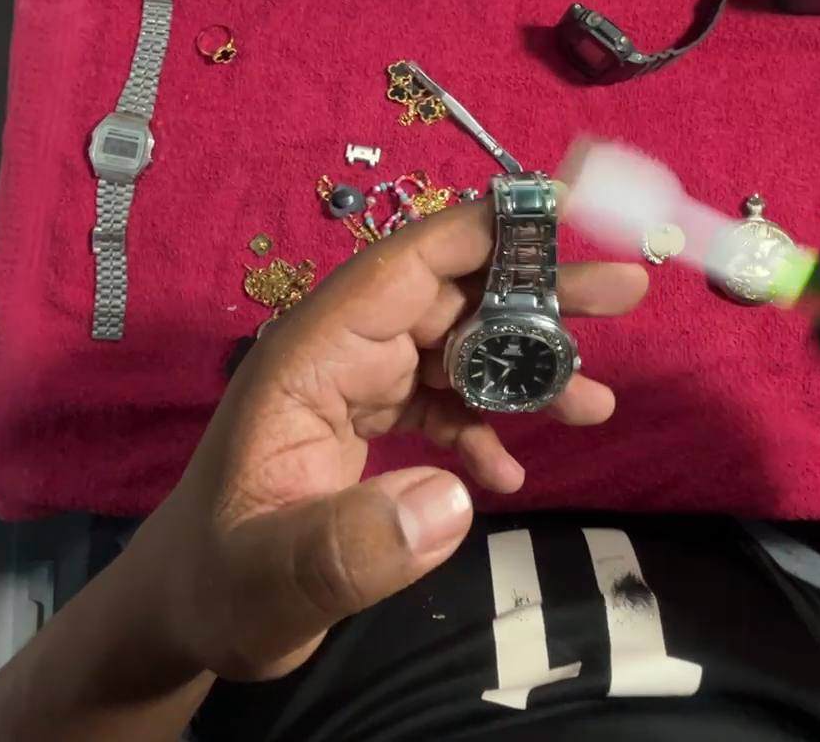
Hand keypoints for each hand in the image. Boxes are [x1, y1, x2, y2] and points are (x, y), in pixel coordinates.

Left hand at [137, 200, 648, 681]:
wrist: (195, 608)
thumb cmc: (217, 583)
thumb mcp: (271, 578)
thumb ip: (349, 546)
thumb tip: (455, 501)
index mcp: (313, 353)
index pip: (405, 266)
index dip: (483, 231)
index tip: (565, 210)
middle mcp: (342, 350)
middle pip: (450, 296)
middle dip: (535, 293)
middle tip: (624, 292)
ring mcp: (359, 382)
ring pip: (458, 346)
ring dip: (525, 368)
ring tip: (595, 403)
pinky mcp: (372, 416)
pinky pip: (445, 400)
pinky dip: (485, 424)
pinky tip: (509, 471)